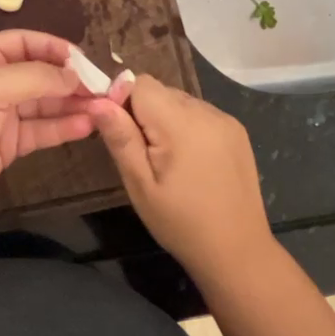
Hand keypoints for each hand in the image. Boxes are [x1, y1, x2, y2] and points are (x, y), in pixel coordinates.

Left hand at [0, 30, 97, 205]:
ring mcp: (3, 114)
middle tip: (103, 88)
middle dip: (70, 80)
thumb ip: (37, 78)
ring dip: (72, 105)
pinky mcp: (9, 144)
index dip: (53, 48)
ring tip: (103, 107)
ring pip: (45, 105)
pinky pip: (41, 131)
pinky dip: (63, 128)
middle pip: (40, 75)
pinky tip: (87, 125)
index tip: (83, 59)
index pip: (25, 43)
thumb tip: (74, 74)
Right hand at [88, 75, 271, 275]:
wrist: (238, 252)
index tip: (120, 133)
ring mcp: (225, 119)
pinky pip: (199, 113)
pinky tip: (190, 160)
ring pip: (179, 100)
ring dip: (165, 119)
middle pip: (160, 90)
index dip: (122, 100)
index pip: (139, 83)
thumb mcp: (140, 185)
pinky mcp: (237, 131)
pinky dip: (187, 126)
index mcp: (180, 122)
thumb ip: (120, 138)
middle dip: (143, 112)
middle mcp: (205, 111)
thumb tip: (97, 102)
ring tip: (167, 160)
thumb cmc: (181, 223)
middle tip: (142, 155)